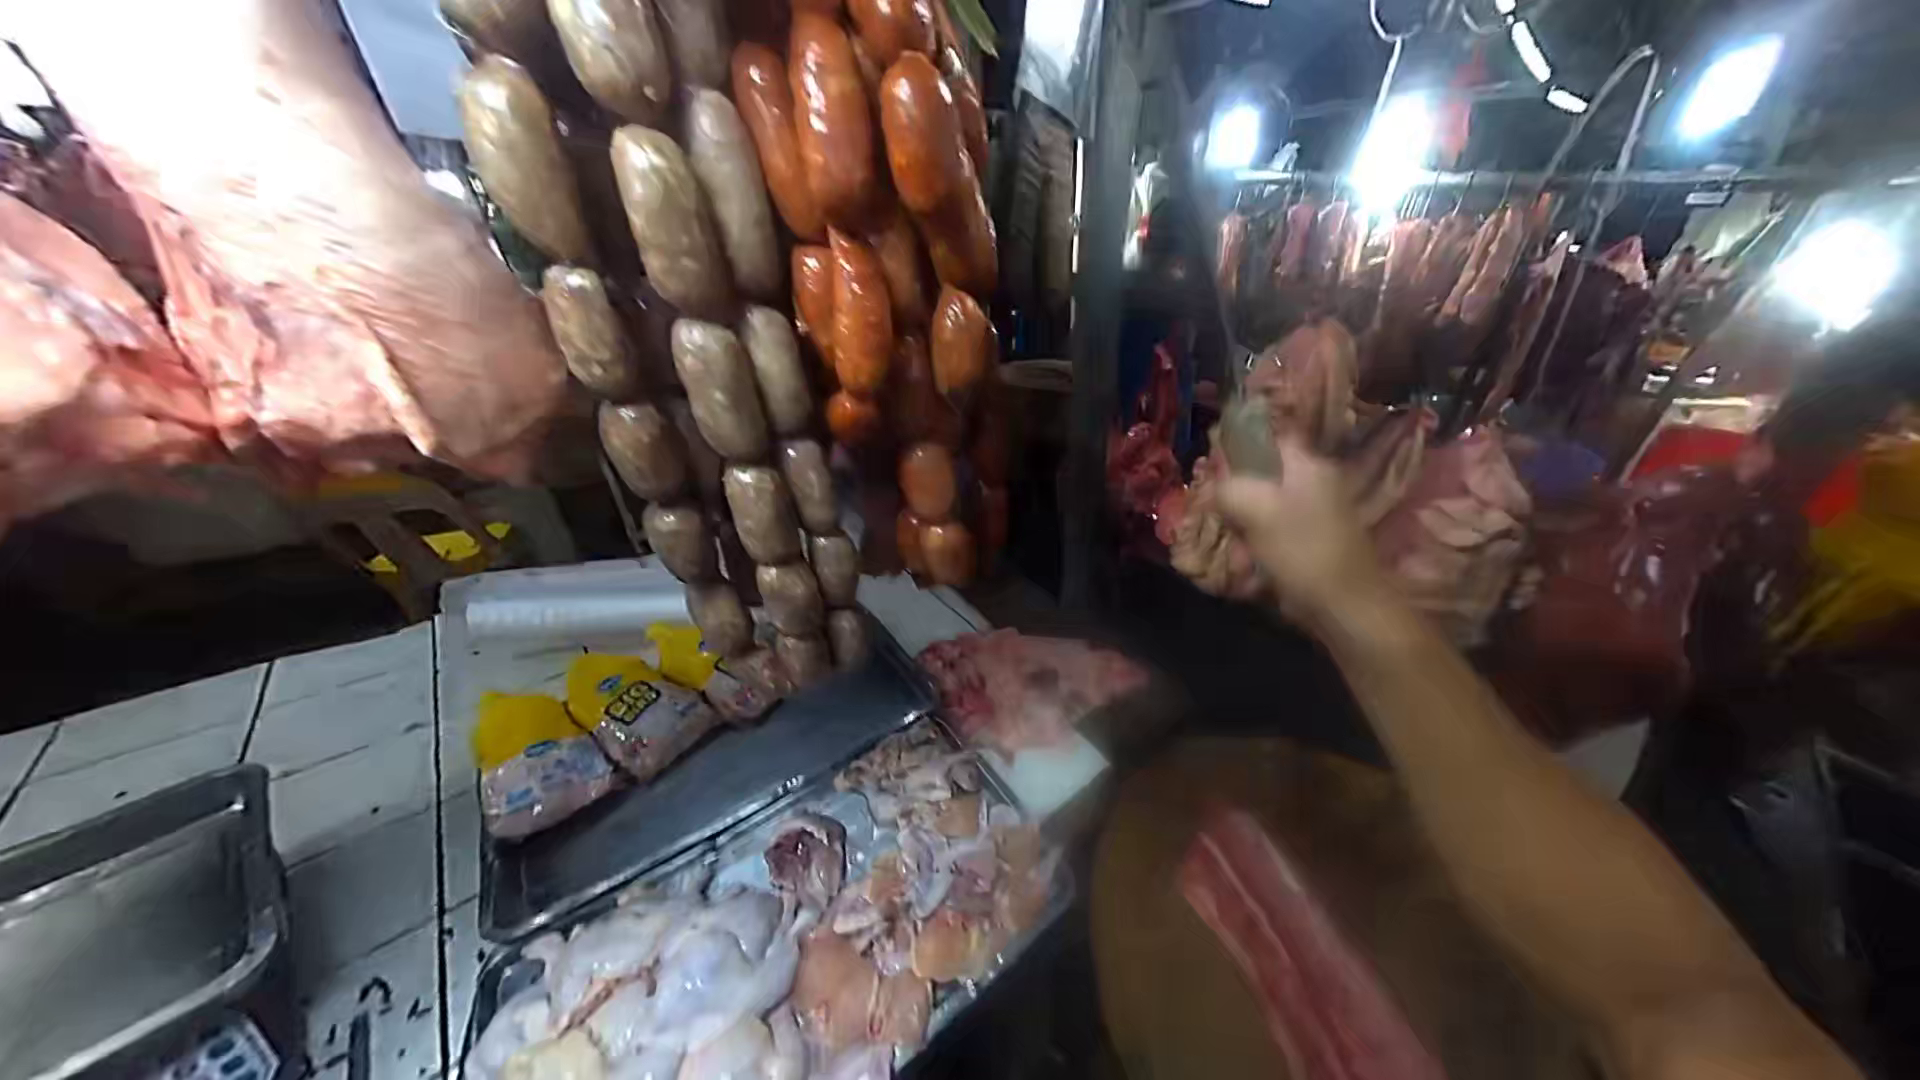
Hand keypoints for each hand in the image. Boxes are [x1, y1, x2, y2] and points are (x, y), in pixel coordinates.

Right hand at [1216, 435, 1384, 623]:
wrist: (1345, 604)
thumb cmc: (1302, 551)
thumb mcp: (1255, 511)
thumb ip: (1227, 488)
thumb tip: (1212, 485)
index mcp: (1307, 464)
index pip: (1267, 435)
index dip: (1235, 444)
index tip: (1211, 464)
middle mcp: (1314, 479)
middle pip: (1262, 468)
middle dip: (1234, 486)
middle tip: (1214, 504)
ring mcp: (1315, 508)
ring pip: (1264, 497)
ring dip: (1242, 513)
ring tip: (1228, 531)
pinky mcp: (1311, 534)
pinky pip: (1273, 522)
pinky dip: (1255, 533)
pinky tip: (1246, 550)